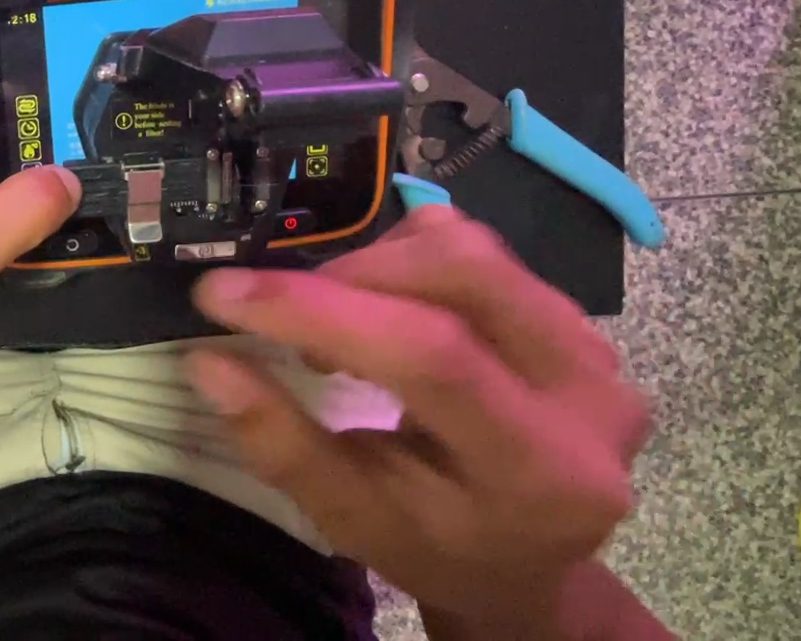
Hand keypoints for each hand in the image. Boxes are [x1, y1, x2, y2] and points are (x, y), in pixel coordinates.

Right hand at [186, 207, 648, 634]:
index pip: (430, 356)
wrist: (524, 557)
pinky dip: (405, 255)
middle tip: (285, 311)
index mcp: (541, 472)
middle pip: (457, 274)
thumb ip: (279, 440)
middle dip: (344, 275)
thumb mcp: (347, 517)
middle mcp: (590, 396)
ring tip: (339, 315)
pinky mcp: (573, 314)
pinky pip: (474, 245)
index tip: (219, 292)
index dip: (315, 308)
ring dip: (373, 263)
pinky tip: (386, 303)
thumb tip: (207, 360)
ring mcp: (593, 346)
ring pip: (465, 247)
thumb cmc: (432, 545)